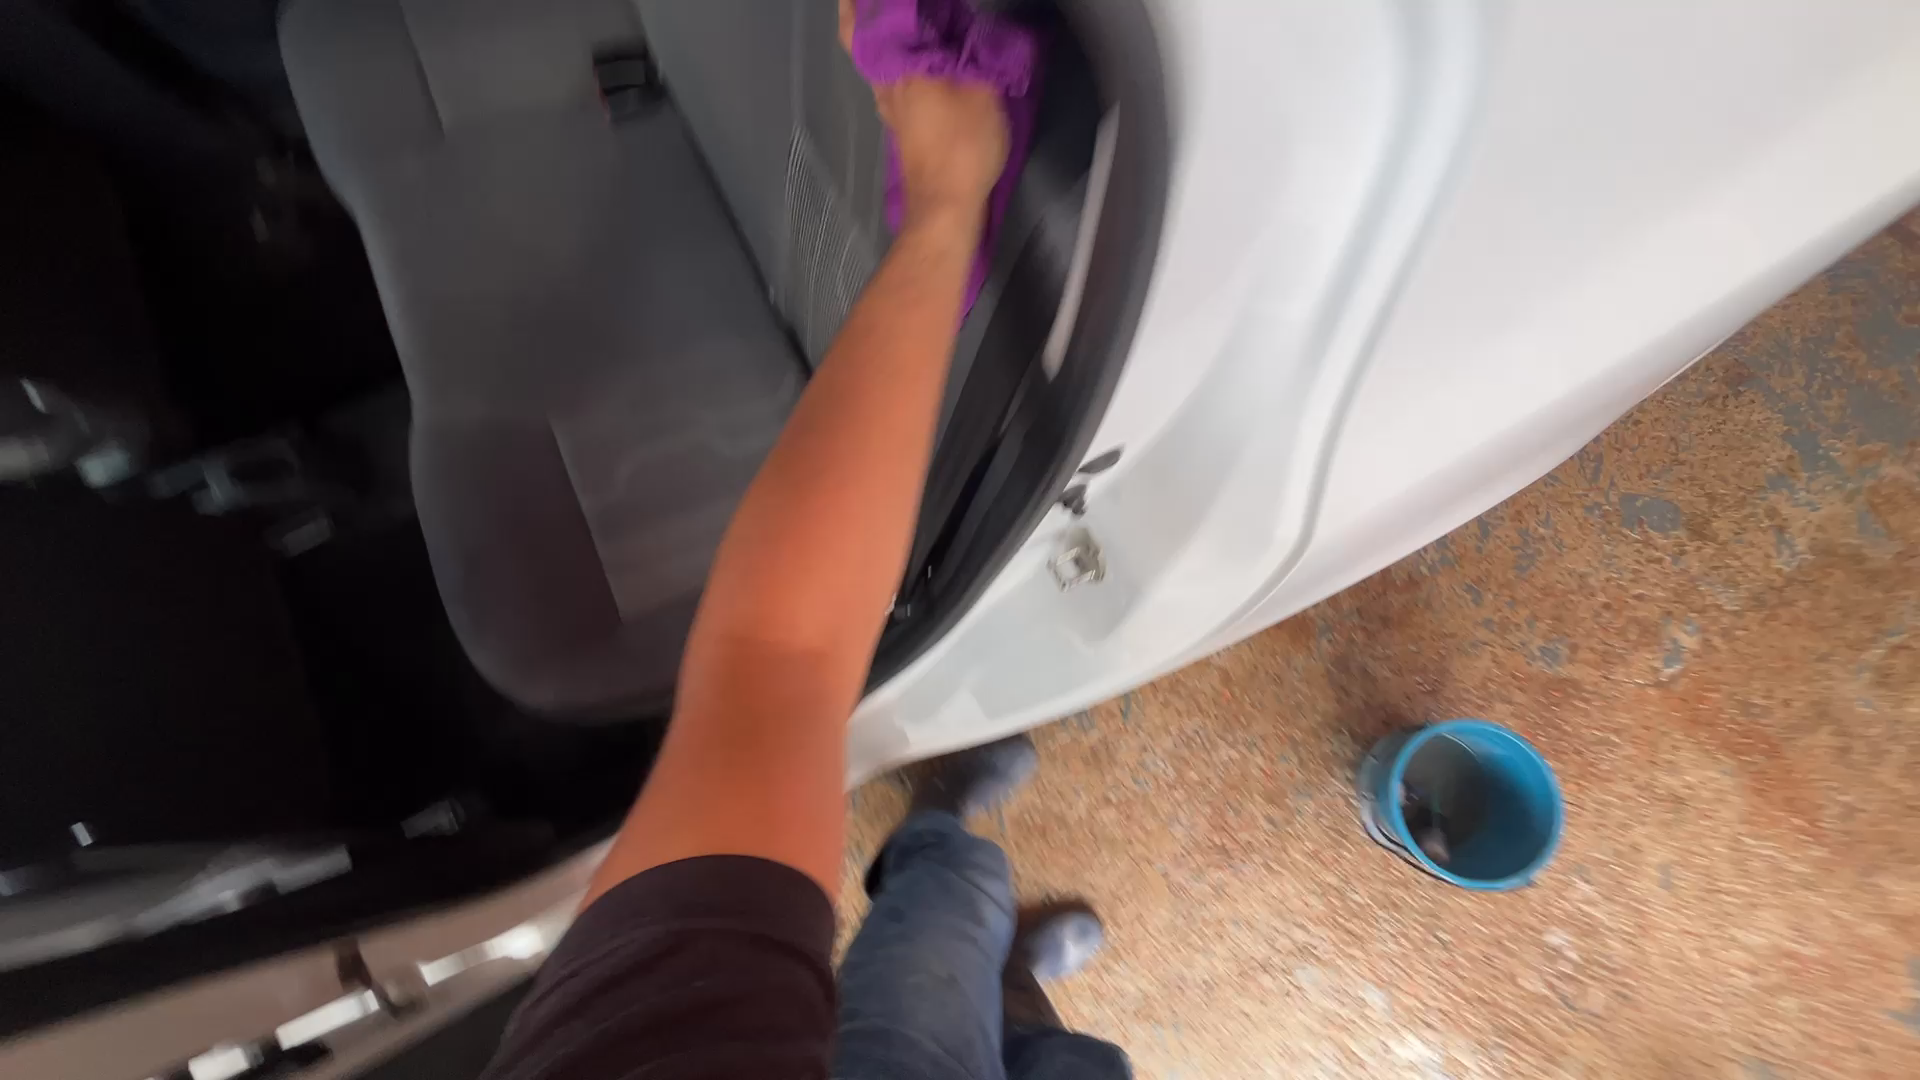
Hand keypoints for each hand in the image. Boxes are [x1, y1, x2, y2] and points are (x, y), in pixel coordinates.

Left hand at [841, 1, 1009, 229]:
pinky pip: (894, 90)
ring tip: (901, 28)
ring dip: (884, 47)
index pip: (867, 23)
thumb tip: (969, 37)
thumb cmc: (962, 146)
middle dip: (864, 20)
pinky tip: (917, 70)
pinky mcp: (904, 137)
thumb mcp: (983, 91)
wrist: (946, 209)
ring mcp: (893, 116)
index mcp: (901, 65)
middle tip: (871, 6)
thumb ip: (977, 57)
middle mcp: (887, 87)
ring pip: (879, 69)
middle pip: (864, 45)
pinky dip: (900, 72)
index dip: (861, 6)